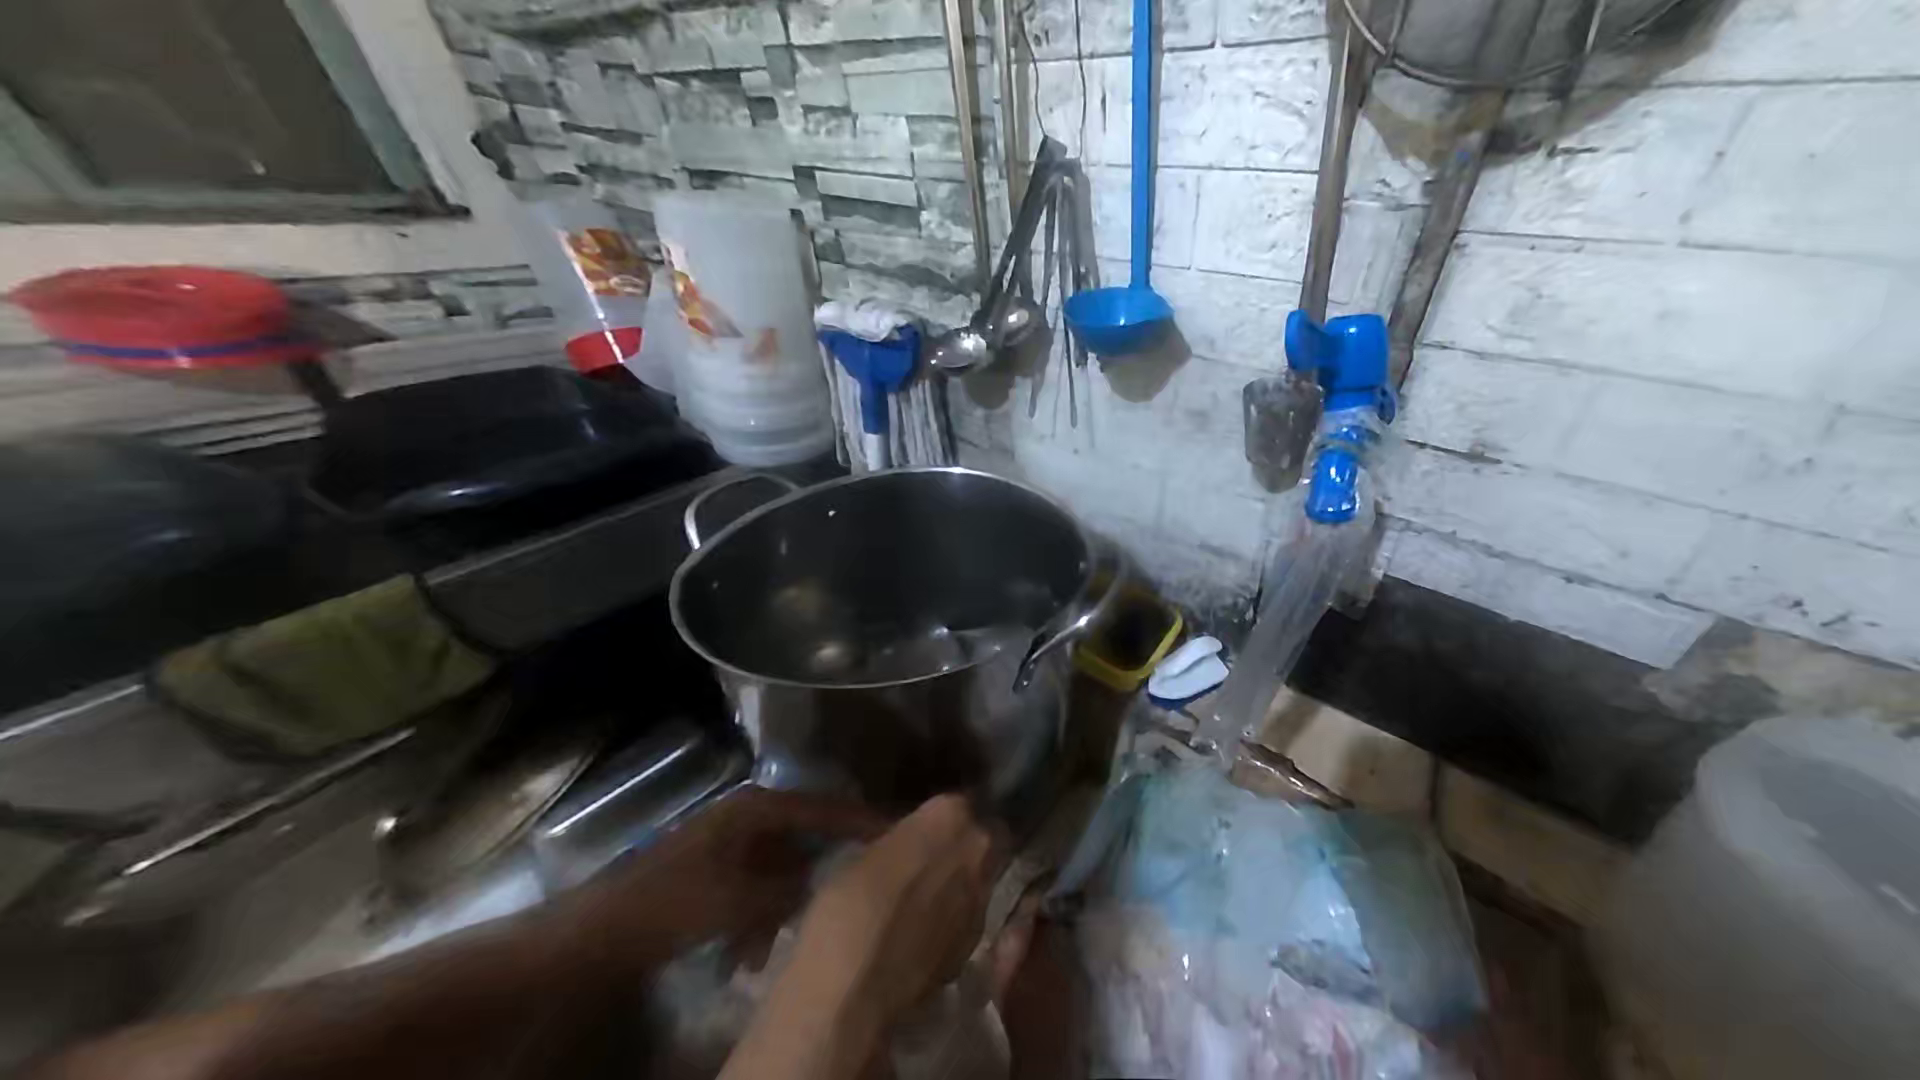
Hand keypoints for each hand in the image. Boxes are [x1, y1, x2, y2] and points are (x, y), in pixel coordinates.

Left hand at [569, 786, 885, 962]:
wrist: (600, 931)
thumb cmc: (673, 902)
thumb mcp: (740, 900)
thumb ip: (791, 889)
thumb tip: (827, 885)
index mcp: (757, 808)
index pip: (824, 808)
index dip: (861, 821)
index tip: (897, 834)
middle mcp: (749, 816)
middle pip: (805, 839)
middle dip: (819, 877)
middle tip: (851, 900)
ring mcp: (733, 843)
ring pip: (781, 871)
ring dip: (782, 909)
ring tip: (771, 949)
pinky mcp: (719, 870)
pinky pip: (757, 889)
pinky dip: (759, 918)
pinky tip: (748, 955)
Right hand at [786, 794, 1002, 1024]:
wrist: (855, 986)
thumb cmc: (847, 904)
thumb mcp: (864, 853)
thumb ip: (902, 839)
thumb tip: (909, 841)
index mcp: (948, 817)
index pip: (955, 803)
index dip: (937, 818)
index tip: (919, 829)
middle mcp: (975, 852)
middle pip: (977, 837)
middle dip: (959, 844)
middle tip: (927, 859)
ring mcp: (980, 898)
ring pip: (980, 876)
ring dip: (962, 879)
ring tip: (927, 897)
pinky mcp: (976, 940)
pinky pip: (970, 914)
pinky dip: (956, 915)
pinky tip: (928, 930)